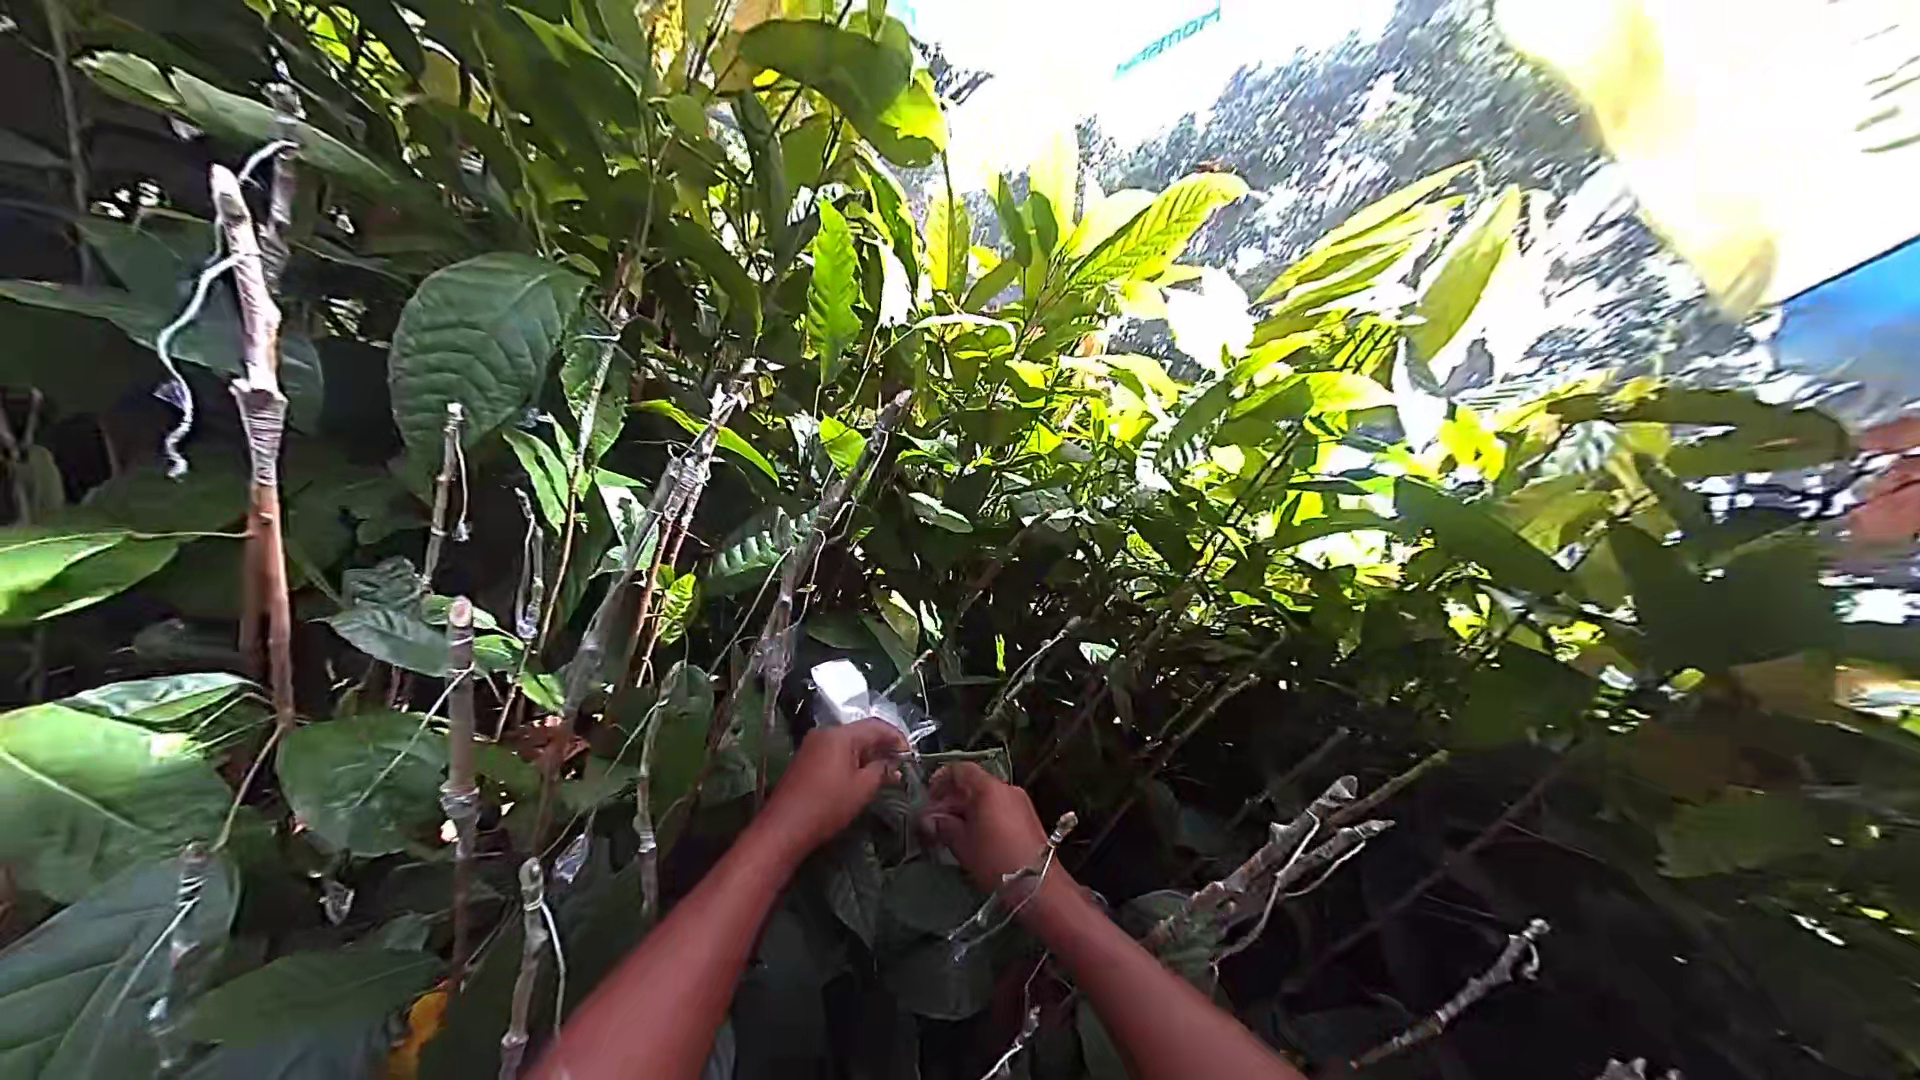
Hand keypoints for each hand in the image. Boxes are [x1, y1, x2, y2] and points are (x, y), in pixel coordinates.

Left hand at [758, 719, 906, 854]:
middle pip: (861, 732)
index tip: (910, 753)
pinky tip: (860, 776)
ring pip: (847, 742)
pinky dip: (851, 760)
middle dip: (882, 746)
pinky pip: (835, 752)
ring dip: (867, 754)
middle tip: (899, 763)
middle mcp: (825, 733)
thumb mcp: (862, 788)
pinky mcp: (805, 760)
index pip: (876, 726)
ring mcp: (812, 746)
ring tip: (884, 772)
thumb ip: (882, 770)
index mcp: (840, 734)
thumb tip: (893, 764)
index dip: (896, 737)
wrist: (783, 828)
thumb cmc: (827, 806)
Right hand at [921, 763, 1055, 894]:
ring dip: (967, 807)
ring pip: (986, 796)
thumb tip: (930, 820)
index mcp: (988, 788)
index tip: (930, 795)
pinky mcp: (1026, 816)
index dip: (941, 779)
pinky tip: (974, 835)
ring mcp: (1019, 801)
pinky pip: (999, 806)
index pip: (961, 769)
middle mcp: (1006, 788)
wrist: (1037, 884)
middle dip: (952, 798)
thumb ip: (943, 826)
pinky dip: (983, 814)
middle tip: (936, 817)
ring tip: (952, 829)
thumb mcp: (962, 844)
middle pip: (973, 782)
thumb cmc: (996, 861)